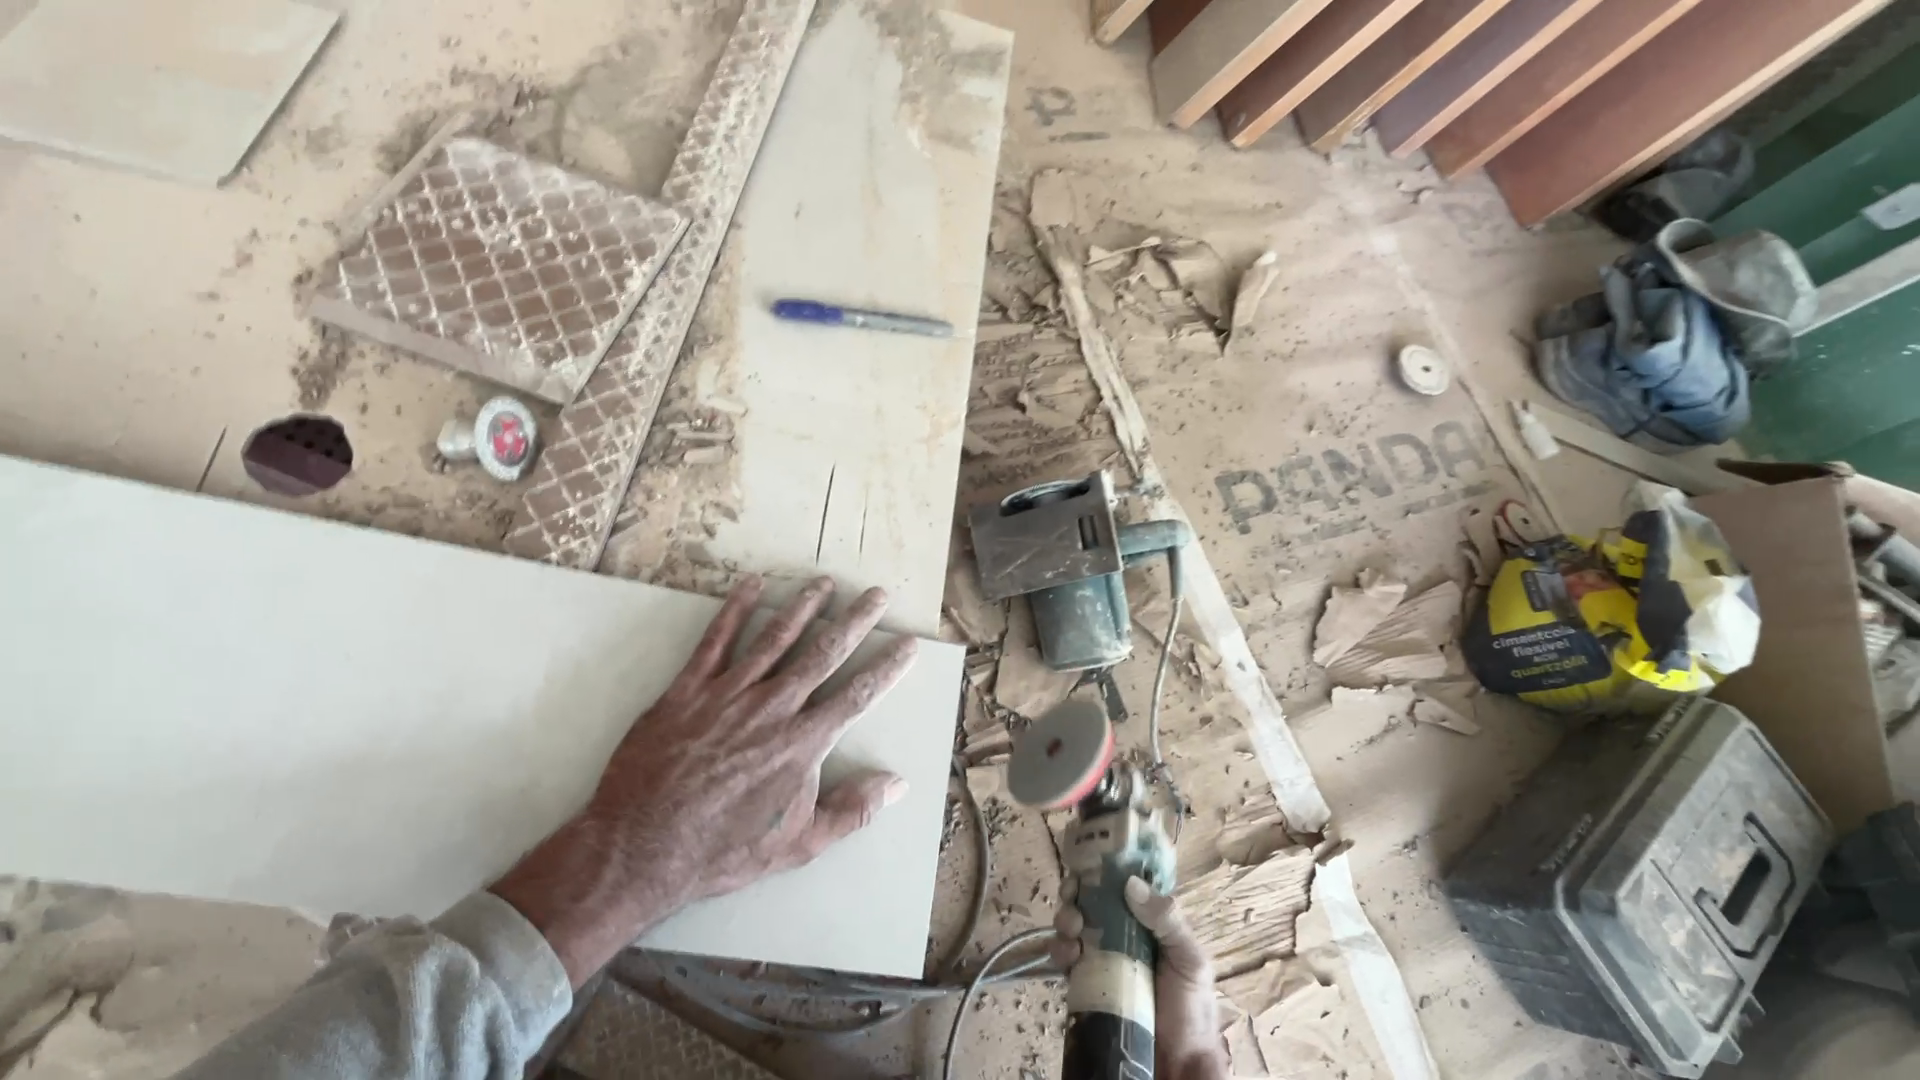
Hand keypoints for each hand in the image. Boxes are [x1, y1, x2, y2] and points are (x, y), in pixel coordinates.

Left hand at [492, 575, 918, 985]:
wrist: (641, 848)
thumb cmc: (724, 851)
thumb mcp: (798, 845)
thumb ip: (852, 812)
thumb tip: (898, 785)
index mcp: (802, 744)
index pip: (858, 695)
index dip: (888, 667)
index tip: (908, 644)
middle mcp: (772, 708)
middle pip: (823, 653)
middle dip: (855, 620)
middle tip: (877, 594)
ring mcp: (728, 694)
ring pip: (774, 638)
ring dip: (803, 606)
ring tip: (824, 582)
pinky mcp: (687, 690)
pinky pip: (716, 640)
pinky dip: (735, 609)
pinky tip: (752, 585)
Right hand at [1051, 877, 1227, 1079]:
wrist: (1178, 1065)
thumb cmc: (1191, 1007)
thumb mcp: (1190, 959)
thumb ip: (1167, 920)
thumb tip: (1130, 883)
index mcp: (1147, 922)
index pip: (1119, 885)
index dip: (1099, 873)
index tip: (1085, 869)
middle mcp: (1121, 934)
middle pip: (1089, 901)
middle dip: (1074, 894)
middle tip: (1073, 901)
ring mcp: (1101, 958)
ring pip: (1073, 926)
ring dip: (1065, 920)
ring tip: (1071, 930)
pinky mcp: (1086, 983)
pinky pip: (1065, 959)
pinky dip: (1058, 950)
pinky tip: (1065, 955)